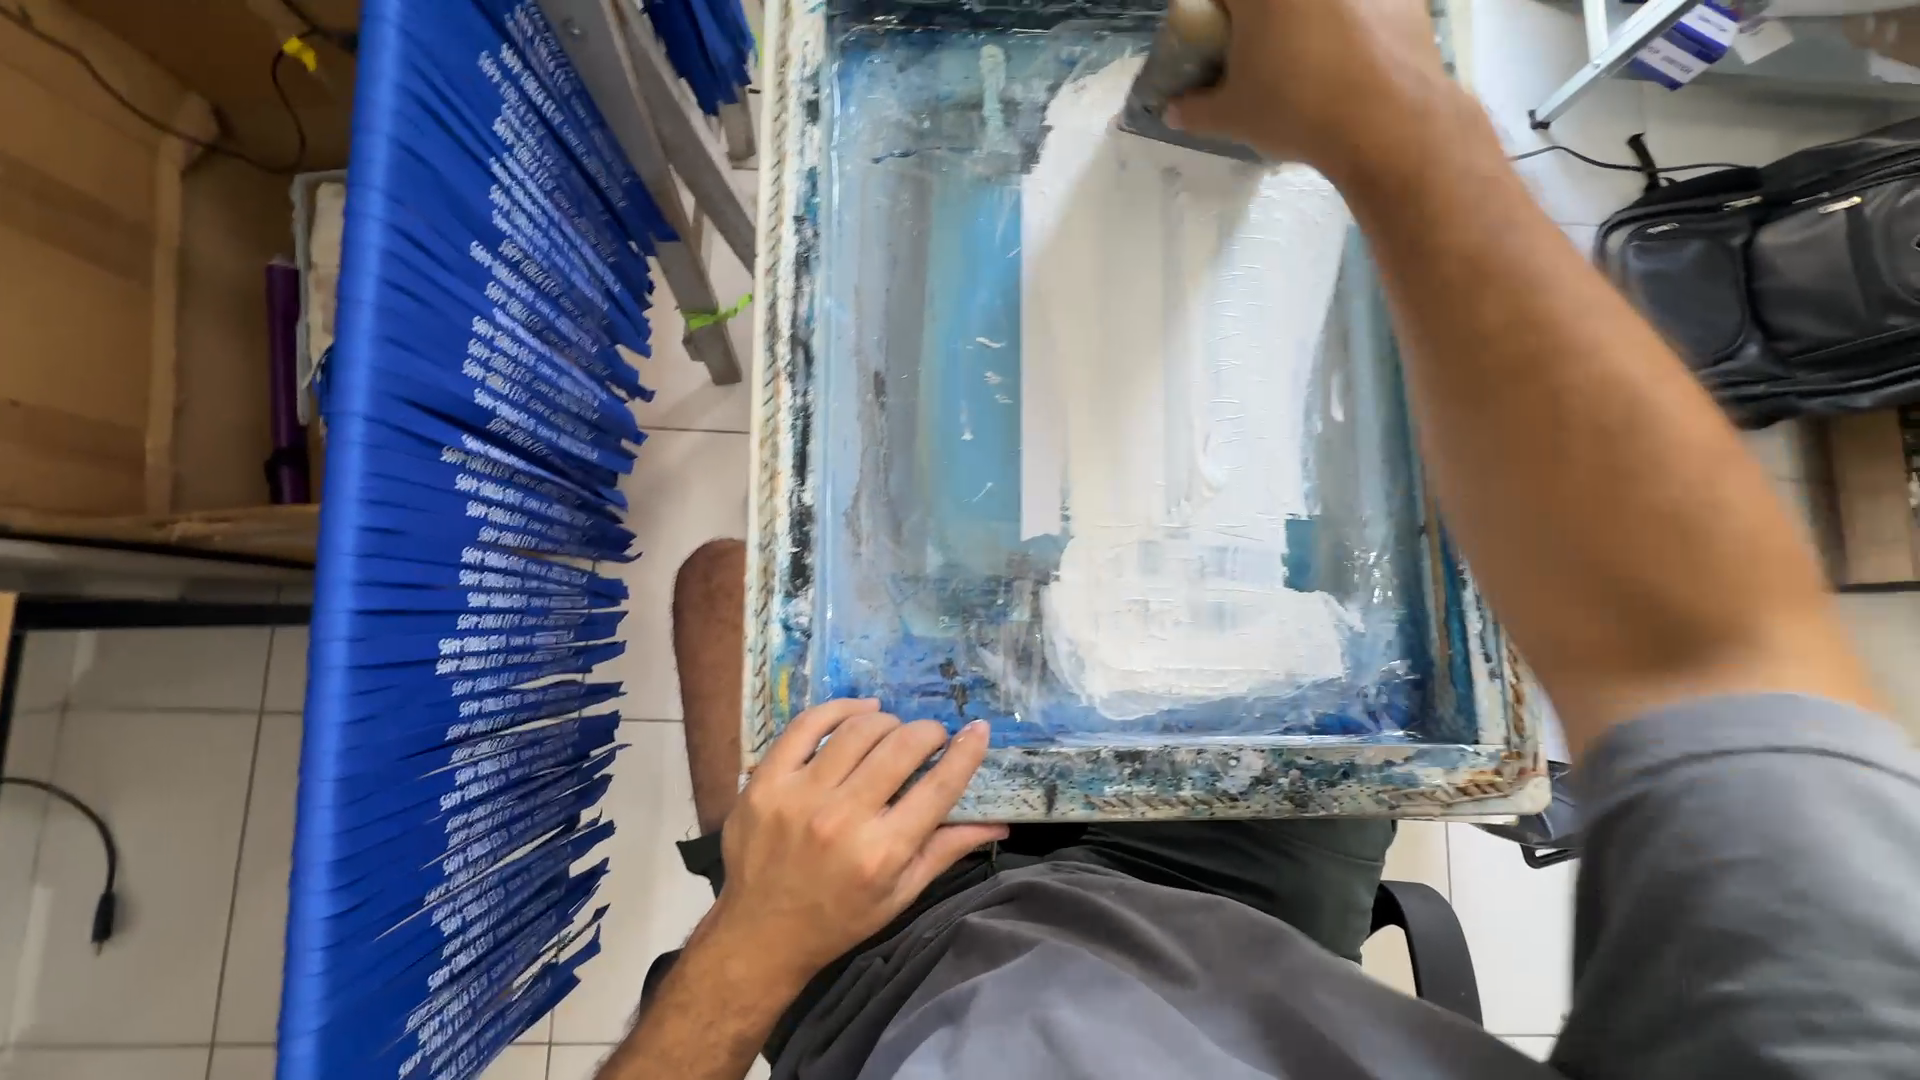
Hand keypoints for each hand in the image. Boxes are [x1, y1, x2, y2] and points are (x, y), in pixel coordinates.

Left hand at [702, 699, 1006, 983]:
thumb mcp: (901, 894)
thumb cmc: (839, 918)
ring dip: (887, 721)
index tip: (978, 730)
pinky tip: (857, 711)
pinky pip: (807, 725)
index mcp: (882, 853)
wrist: (760, 934)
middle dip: (927, 732)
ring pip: (858, 729)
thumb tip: (1000, 822)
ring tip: (893, 729)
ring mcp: (799, 796)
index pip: (938, 787)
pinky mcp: (766, 781)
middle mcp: (842, 819)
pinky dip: (839, 709)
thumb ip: (947, 850)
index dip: (965, 752)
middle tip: (931, 736)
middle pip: (901, 746)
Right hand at [1166, 0, 1466, 174]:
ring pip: (1317, 5)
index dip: (1215, 11)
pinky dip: (1353, 20)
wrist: (1386, 119)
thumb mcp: (1232, 117)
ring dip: (1307, 20)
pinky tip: (1353, 55)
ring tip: (1309, 56)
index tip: (1217, 32)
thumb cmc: (1296, 110)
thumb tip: (1173, 111)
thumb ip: (1195, 110)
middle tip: (1260, 45)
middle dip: (1261, 16)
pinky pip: (1360, 3)